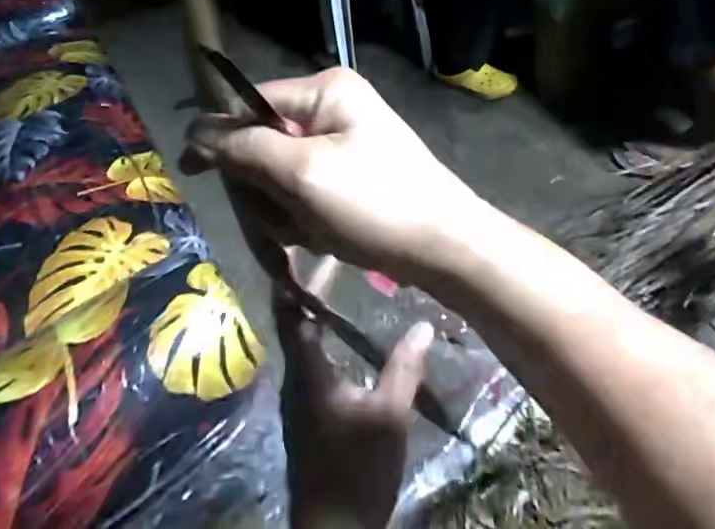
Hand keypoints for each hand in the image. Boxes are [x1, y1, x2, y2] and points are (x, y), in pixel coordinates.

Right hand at [182, 69, 492, 285]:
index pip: (250, 103)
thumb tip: (195, 131)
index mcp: (326, 90)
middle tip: (288, 214)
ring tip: (312, 228)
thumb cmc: (375, 202)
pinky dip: (305, 218)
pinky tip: (324, 236)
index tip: (196, 174)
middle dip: (265, 186)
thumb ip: (246, 149)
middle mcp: (333, 108)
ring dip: (285, 208)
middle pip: (263, 142)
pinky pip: (304, 193)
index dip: (221, 137)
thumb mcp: (303, 173)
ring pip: (279, 175)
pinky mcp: (348, 175)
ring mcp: (343, 142)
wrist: (444, 246)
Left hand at [275, 251, 433, 528]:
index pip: (291, 311)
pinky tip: (345, 335)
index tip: (308, 244)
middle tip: (335, 255)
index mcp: (307, 370)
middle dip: (310, 287)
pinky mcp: (306, 413)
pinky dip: (322, 335)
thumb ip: (404, 368)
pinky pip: (309, 359)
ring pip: (301, 340)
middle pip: (294, 320)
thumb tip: (423, 325)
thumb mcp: (390, 415)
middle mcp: (295, 377)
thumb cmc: (358, 469)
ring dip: (316, 311)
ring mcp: (298, 397)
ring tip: (340, 285)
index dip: (296, 277)